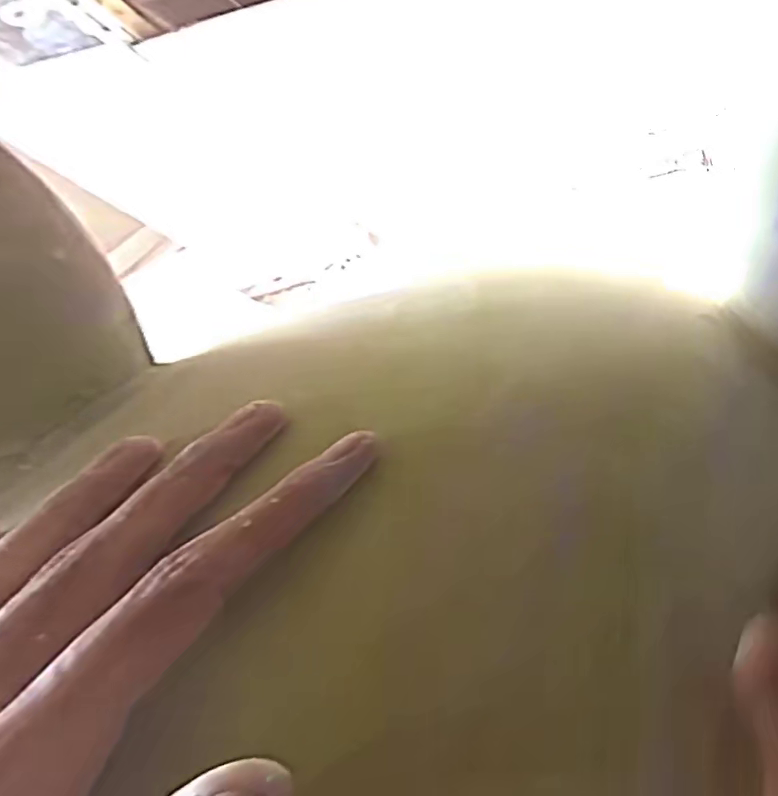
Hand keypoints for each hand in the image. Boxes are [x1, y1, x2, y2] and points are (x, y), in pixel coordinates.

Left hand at [0, 402, 377, 795]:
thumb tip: (274, 772)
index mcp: (31, 740)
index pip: (184, 591)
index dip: (275, 514)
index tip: (345, 459)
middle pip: (107, 558)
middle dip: (196, 477)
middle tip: (260, 416)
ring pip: (17, 569)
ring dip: (94, 500)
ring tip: (147, 447)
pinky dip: (1, 551)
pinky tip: (29, 530)